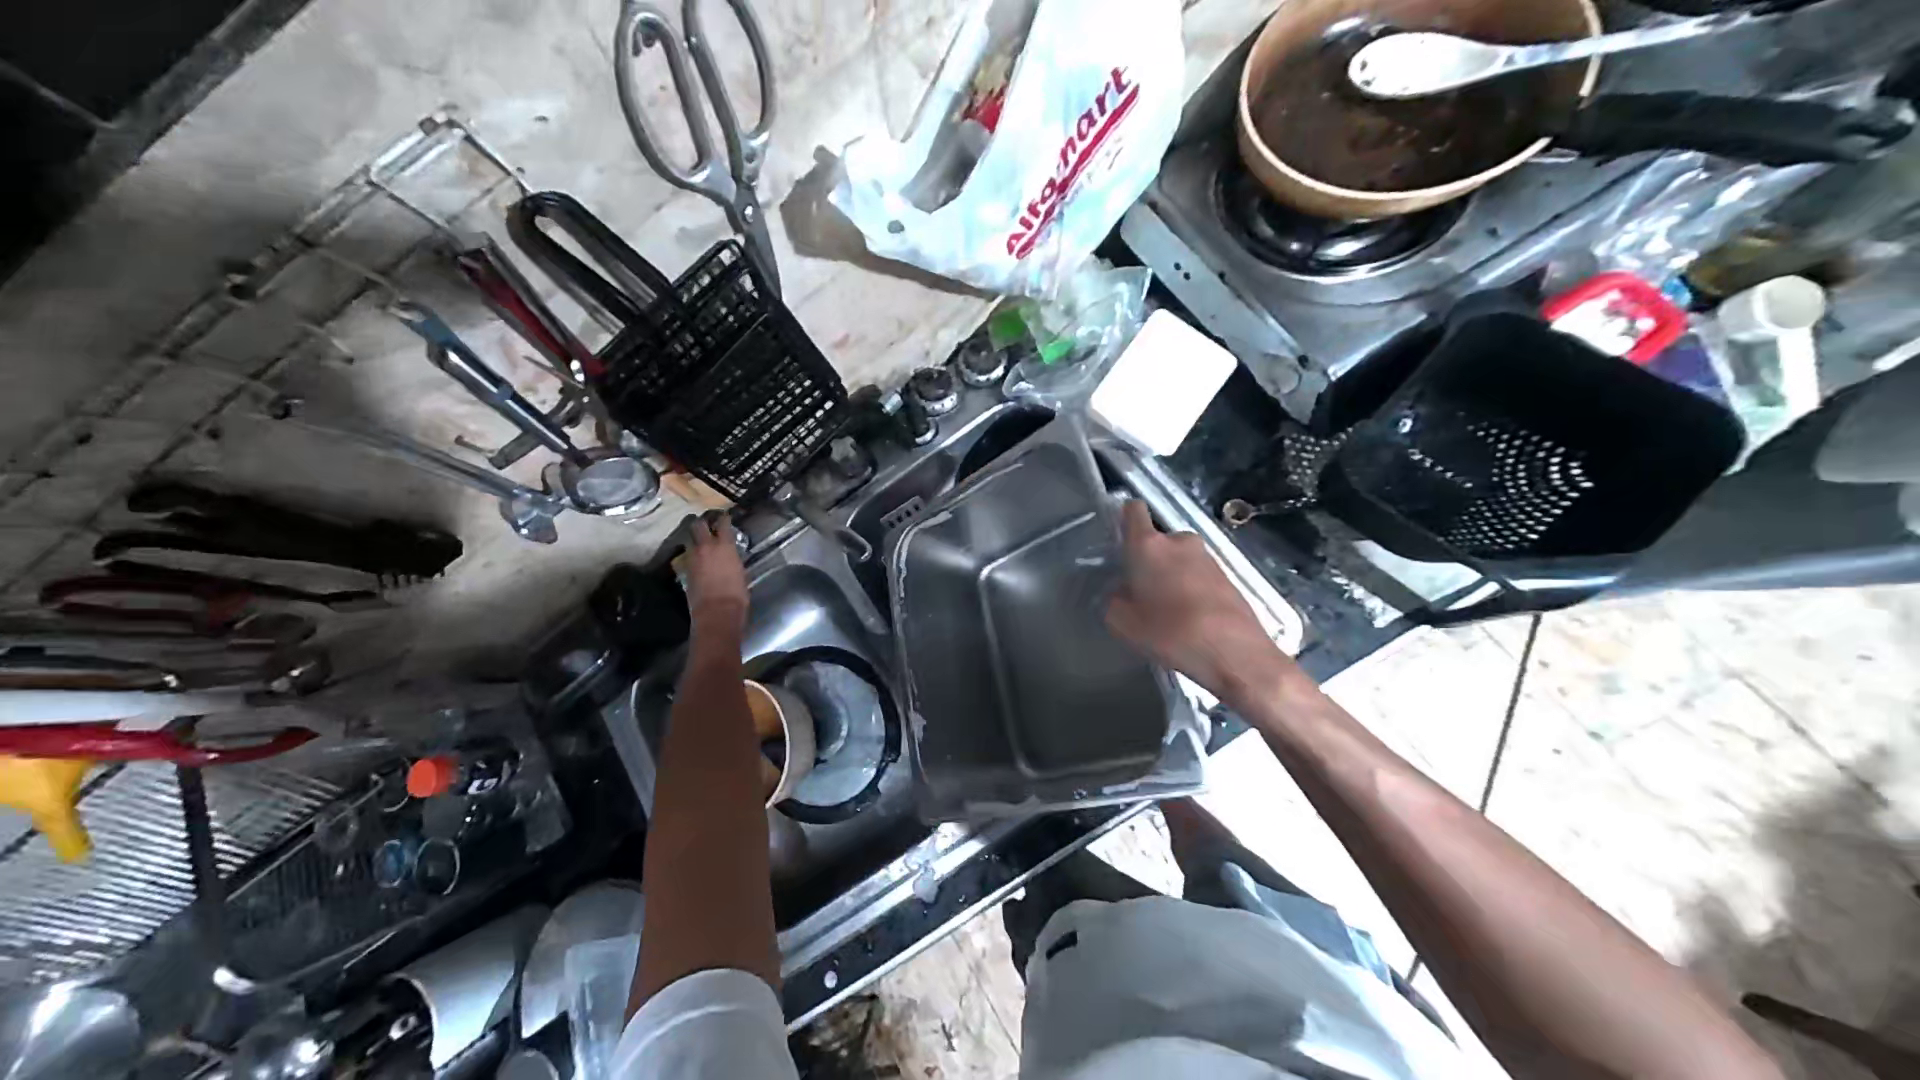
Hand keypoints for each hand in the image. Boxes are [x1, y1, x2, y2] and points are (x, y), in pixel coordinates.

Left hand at [683, 512, 747, 637]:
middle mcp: (706, 547)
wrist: (717, 612)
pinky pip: (688, 556)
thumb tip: (729, 557)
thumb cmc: (737, 594)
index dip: (723, 518)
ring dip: (695, 540)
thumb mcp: (740, 572)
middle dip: (702, 523)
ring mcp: (693, 558)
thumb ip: (732, 560)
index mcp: (724, 546)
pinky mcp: (685, 571)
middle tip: (707, 523)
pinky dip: (693, 554)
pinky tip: (699, 559)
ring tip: (701, 542)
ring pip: (690, 541)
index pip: (722, 524)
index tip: (725, 516)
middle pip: (698, 526)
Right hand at [1105, 500, 1296, 701]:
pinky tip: (1190, 618)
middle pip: (1156, 541)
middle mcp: (1179, 541)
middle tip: (1141, 592)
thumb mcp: (1123, 624)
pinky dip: (1190, 588)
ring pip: (1178, 558)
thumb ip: (1114, 600)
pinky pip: (1197, 574)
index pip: (1133, 510)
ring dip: (1170, 575)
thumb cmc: (1171, 633)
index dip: (1124, 520)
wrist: (1236, 653)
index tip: (1119, 543)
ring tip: (1167, 610)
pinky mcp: (1227, 575)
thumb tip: (1122, 590)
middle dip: (1148, 560)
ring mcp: (1207, 557)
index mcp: (1148, 545)